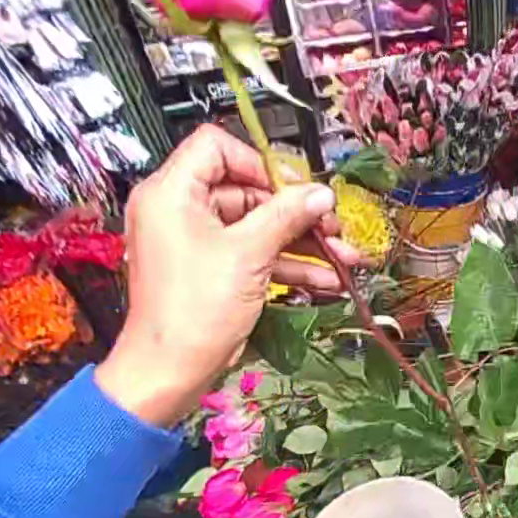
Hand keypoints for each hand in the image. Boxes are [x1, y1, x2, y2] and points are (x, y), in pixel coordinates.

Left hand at [96, 125, 361, 425]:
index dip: (261, 163)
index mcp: (174, 193)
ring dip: (306, 242)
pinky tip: (329, 279)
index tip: (297, 190)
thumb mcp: (249, 253)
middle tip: (333, 227)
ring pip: (263, 227)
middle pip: (250, 191)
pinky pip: (261, 255)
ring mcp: (203, 242)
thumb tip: (322, 193)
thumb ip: (288, 216)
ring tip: (345, 257)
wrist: (173, 368)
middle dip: (298, 212)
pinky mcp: (219, 269)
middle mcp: (184, 211)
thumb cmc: (196, 307)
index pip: (218, 148)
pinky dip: (293, 265)